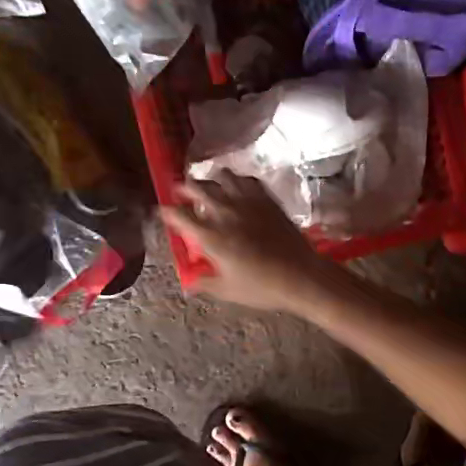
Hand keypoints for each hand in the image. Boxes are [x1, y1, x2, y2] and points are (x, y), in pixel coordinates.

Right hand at [163, 173, 339, 312]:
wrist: (302, 275)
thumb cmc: (263, 287)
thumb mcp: (228, 290)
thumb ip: (205, 282)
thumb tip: (189, 282)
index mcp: (210, 236)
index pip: (178, 214)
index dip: (166, 210)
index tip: (163, 211)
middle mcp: (225, 213)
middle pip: (196, 187)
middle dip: (184, 187)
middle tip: (181, 191)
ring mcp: (248, 202)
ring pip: (222, 175)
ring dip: (211, 178)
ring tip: (210, 185)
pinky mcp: (268, 199)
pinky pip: (248, 180)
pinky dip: (239, 180)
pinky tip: (239, 187)